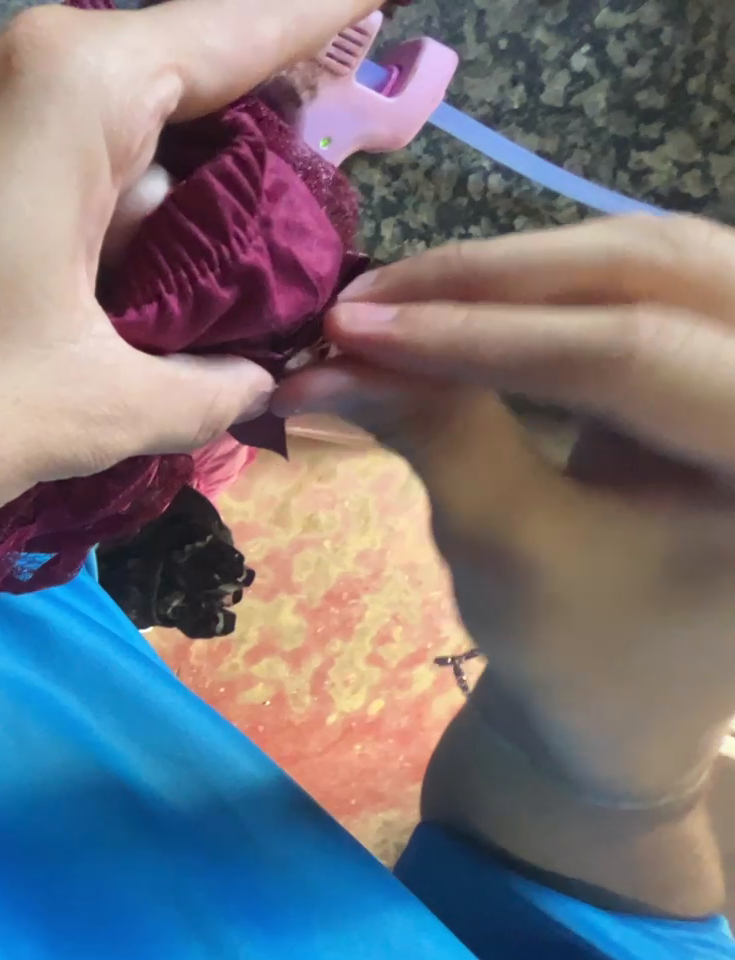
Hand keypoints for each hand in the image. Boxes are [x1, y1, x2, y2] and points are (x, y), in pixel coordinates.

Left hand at [0, 0, 378, 544]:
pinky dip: (75, 222)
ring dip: (149, 213)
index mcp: (69, 84)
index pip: (252, 25)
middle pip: (168, 89)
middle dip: (237, 165)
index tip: (393, 41)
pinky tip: (96, 299)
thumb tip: (258, 381)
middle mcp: (1, 70)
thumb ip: (204, 387)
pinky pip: (22, 173)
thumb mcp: (94, 407)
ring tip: (191, 305)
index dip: (333, 40)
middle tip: (287, 253)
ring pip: (90, 142)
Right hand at [274, 215, 734, 910]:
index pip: (626, 354)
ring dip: (506, 268)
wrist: (633, 690)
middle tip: (353, 302)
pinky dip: (537, 282)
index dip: (468, 334)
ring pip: (654, 253)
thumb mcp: (494, 542)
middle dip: (484, 277)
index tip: (340, 329)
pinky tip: (455, 299)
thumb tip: (320, 366)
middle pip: (656, 268)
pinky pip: (647, 280)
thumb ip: (427, 432)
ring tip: (389, 296)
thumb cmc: (574, 641)